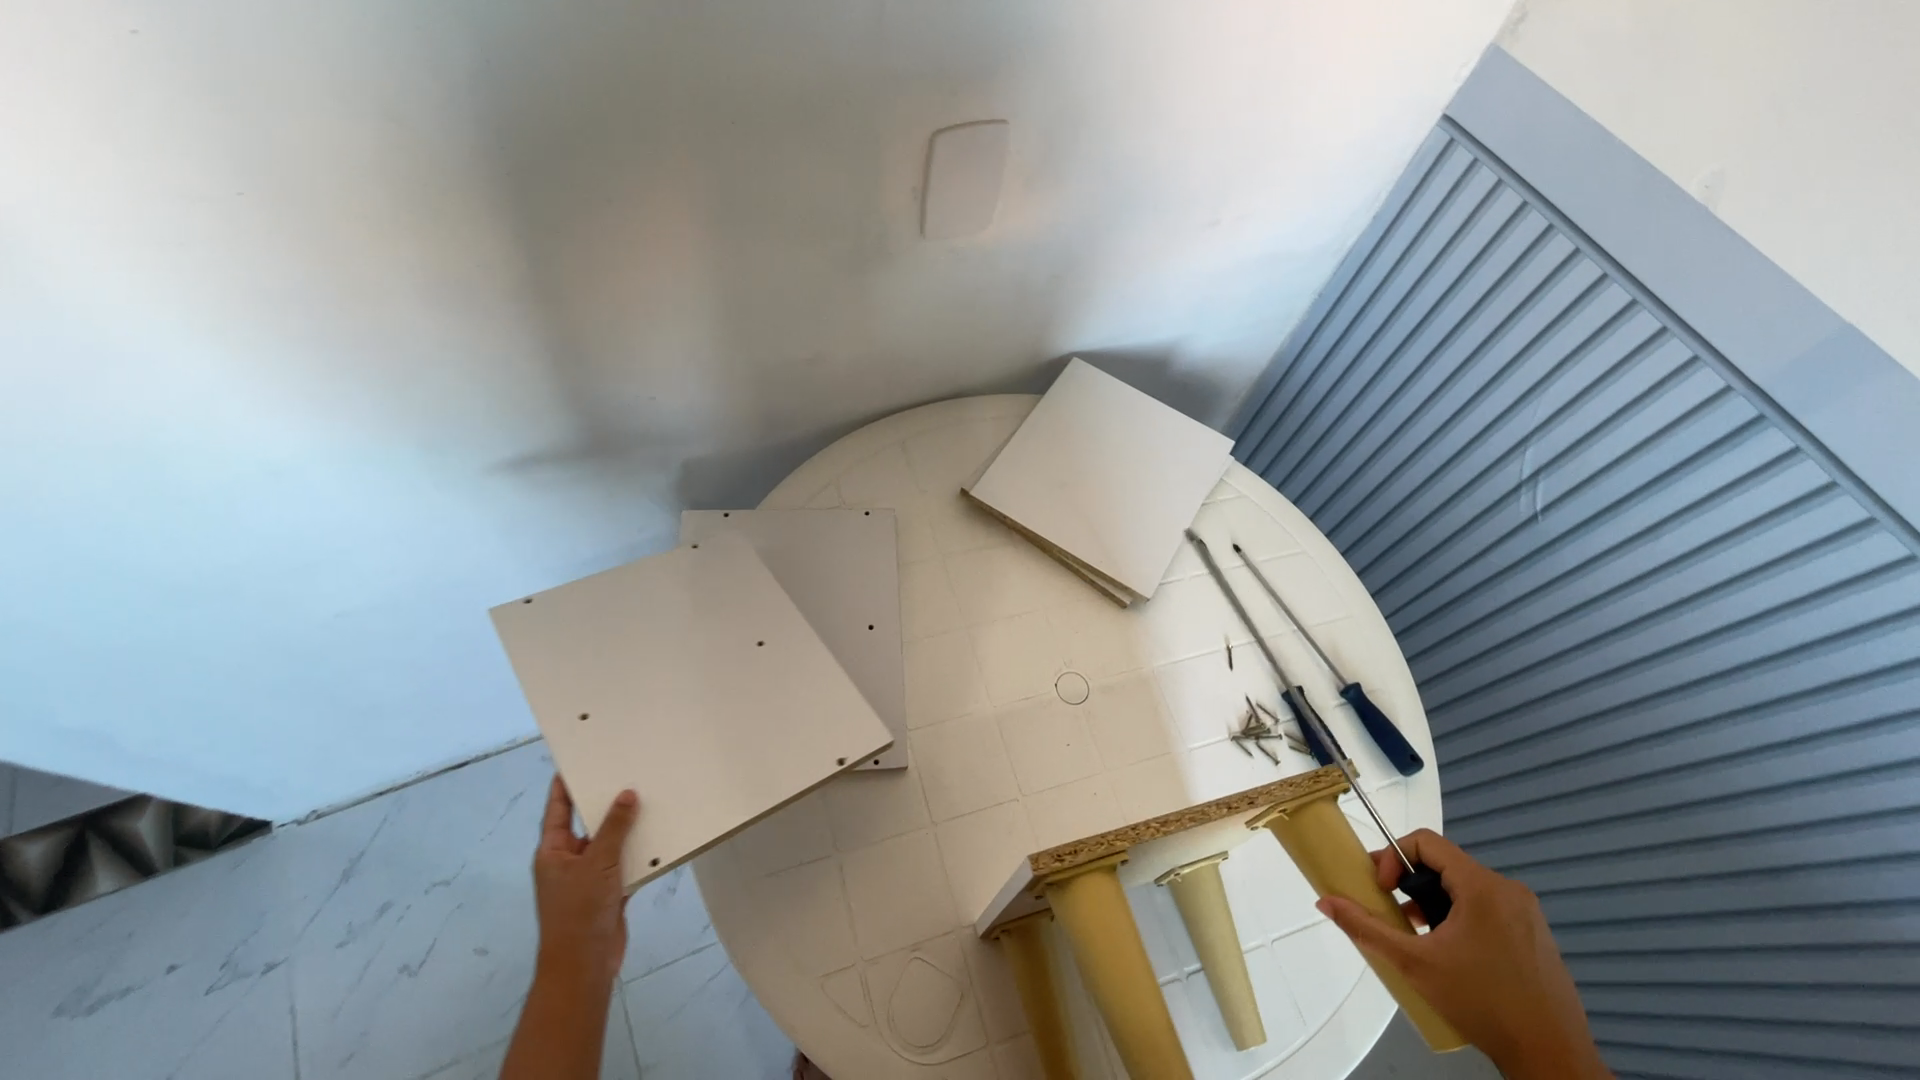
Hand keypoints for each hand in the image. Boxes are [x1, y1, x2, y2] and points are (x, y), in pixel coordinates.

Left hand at [532, 776, 639, 986]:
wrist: (583, 964)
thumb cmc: (579, 910)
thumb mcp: (597, 863)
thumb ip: (614, 828)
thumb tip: (626, 794)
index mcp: (553, 851)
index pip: (557, 809)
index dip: (564, 785)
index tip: (576, 760)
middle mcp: (569, 860)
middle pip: (588, 824)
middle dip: (606, 803)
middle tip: (628, 773)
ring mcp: (589, 877)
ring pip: (610, 844)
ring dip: (628, 828)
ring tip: (651, 799)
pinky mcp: (608, 893)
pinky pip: (625, 865)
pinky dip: (640, 854)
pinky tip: (661, 838)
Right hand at [1317, 829, 1609, 1079]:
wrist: (1551, 1056)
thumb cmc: (1481, 1002)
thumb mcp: (1413, 964)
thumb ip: (1366, 928)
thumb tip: (1325, 901)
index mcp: (1483, 887)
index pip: (1426, 842)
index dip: (1393, 856)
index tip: (1383, 890)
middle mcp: (1508, 890)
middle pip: (1444, 864)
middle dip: (1411, 885)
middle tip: (1395, 916)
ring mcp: (1527, 913)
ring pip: (1465, 888)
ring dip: (1433, 903)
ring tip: (1421, 940)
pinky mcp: (1536, 935)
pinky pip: (1487, 908)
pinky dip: (1460, 918)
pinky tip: (1453, 955)